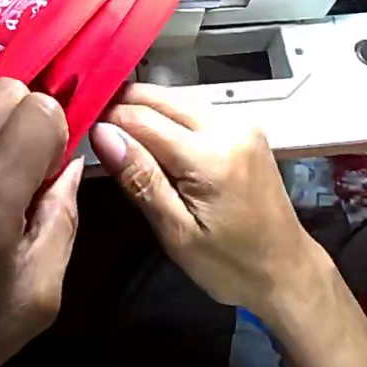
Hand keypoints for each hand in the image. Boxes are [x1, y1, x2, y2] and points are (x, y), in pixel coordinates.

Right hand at [89, 83, 325, 317]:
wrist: (286, 267)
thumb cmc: (229, 263)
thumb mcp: (178, 232)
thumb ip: (141, 179)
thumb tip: (103, 134)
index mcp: (211, 156)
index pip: (145, 119)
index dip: (109, 117)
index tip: (80, 123)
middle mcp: (229, 128)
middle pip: (165, 99)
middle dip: (125, 103)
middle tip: (90, 117)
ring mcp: (242, 124)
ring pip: (181, 100)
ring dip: (147, 106)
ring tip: (113, 124)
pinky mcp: (246, 129)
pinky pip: (199, 110)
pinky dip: (171, 115)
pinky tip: (151, 131)